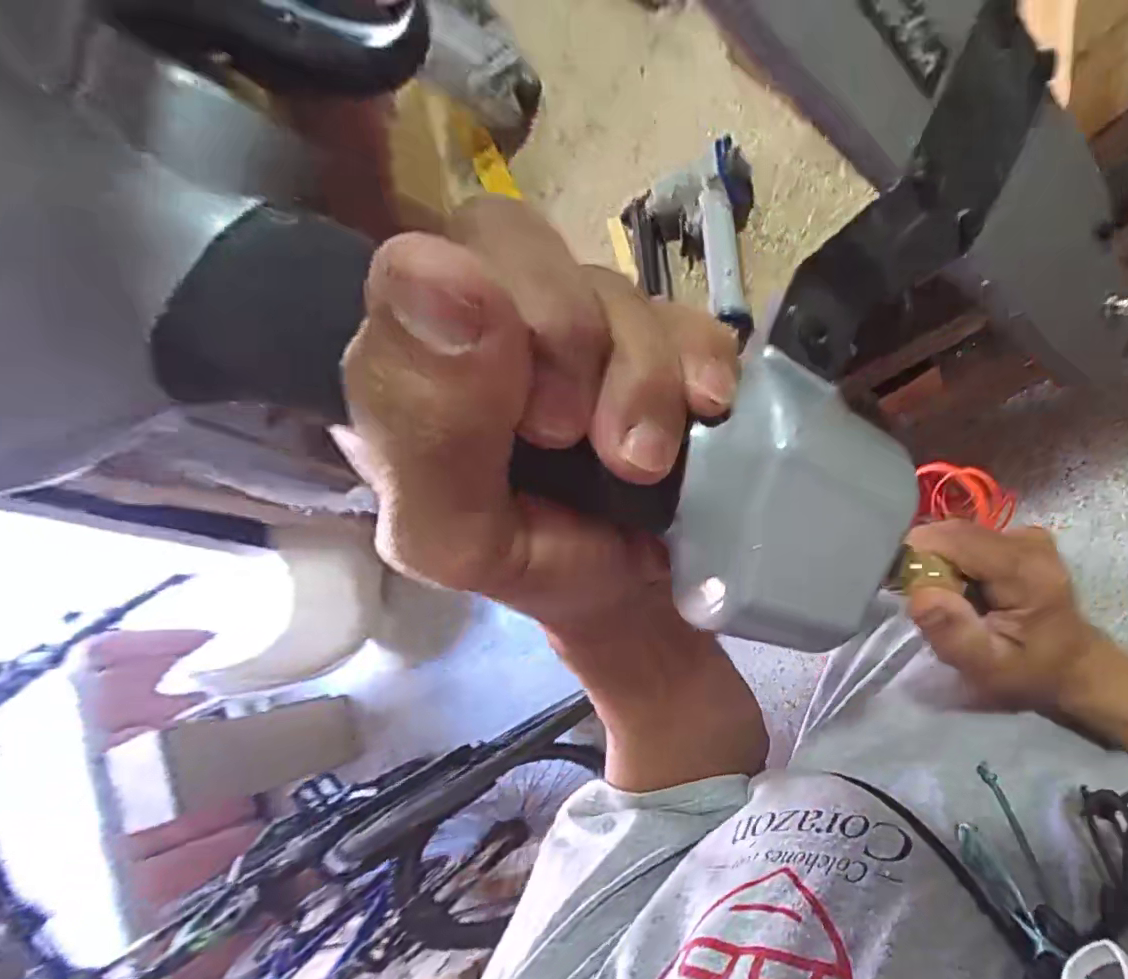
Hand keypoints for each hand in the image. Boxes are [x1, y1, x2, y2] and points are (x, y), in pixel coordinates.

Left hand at [333, 196, 738, 641]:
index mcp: (424, 355)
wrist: (639, 589)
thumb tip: (436, 268)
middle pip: (523, 241)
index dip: (492, 318)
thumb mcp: (454, 534)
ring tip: (648, 462)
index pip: (429, 257)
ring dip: (645, 379)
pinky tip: (707, 410)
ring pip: (619, 290)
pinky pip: (698, 322)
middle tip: (598, 443)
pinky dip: (706, 364)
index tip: (541, 424)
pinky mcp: (677, 346)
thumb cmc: (538, 563)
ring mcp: (599, 326)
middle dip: (573, 344)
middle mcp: (505, 319)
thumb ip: (421, 421)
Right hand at [903, 521, 1113, 712]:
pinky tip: (970, 592)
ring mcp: (1026, 534)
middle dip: (930, 565)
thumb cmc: (1030, 672)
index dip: (919, 559)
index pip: (953, 540)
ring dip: (943, 565)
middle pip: (954, 533)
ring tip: (954, 603)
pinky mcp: (1021, 536)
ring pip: (959, 534)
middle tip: (934, 607)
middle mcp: (1027, 539)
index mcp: (1024, 569)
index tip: (908, 593)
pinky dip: (959, 564)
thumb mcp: (987, 668)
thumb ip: (953, 633)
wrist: (1073, 666)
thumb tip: (920, 596)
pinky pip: (971, 540)